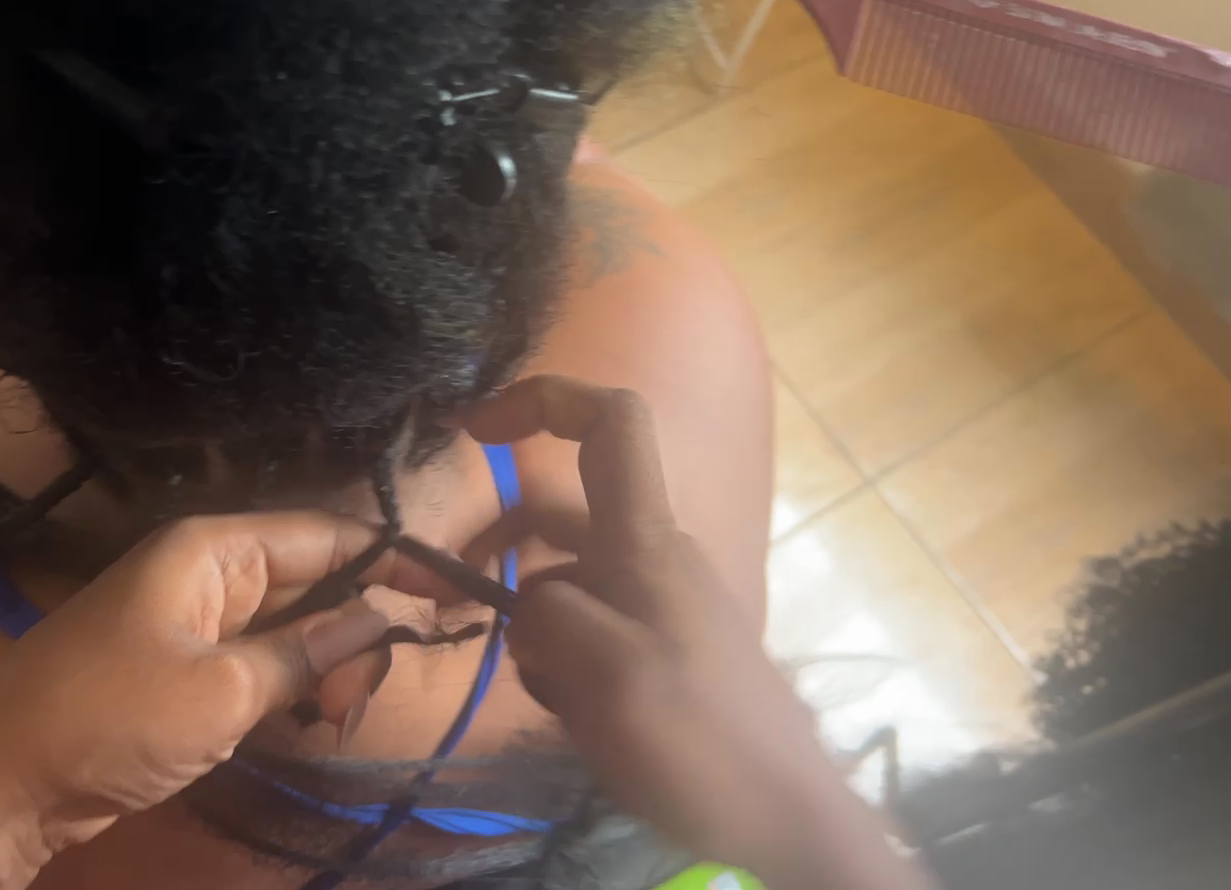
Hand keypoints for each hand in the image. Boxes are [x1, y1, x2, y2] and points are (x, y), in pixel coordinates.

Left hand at [0, 512, 426, 889]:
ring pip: (288, 621)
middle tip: (365, 692)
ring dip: (323, 662)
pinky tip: (310, 713)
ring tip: (333, 714)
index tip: (444, 589)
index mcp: (214, 546)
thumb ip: (310, 650)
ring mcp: (194, 612)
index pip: (323, 534)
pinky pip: (258, 653)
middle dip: (353, 626)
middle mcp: (208, 566)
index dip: (388, 556)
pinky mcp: (184, 657)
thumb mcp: (224, 689)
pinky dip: (290, 680)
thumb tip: (382, 616)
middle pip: (309, 577)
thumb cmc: (110, 719)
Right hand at [465, 377, 932, 889]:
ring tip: (531, 681)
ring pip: (562, 576)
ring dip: (527, 615)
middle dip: (495, 547)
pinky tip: (563, 700)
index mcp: (642, 537)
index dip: (543, 400)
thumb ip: (546, 615)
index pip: (610, 422)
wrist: (791, 832)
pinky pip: (585, 620)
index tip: (473, 428)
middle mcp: (648, 551)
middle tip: (440, 594)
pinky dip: (556, 647)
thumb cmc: (702, 741)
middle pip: (554, 514)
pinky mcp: (657, 642)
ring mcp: (654, 598)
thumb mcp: (606, 674)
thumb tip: (525, 605)